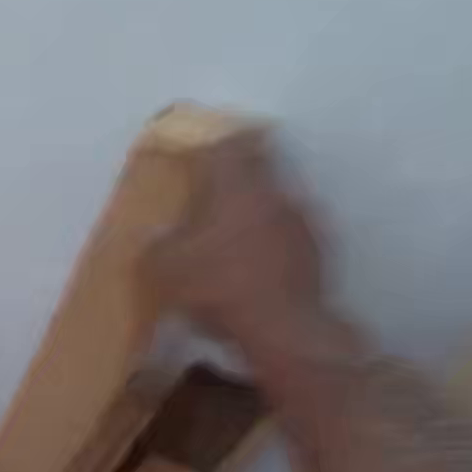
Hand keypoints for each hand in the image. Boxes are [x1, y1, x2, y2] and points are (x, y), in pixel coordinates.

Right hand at [145, 130, 330, 341]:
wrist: (282, 328)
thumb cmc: (218, 288)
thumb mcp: (164, 272)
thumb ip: (155, 248)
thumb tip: (154, 240)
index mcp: (236, 184)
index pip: (226, 144)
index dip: (208, 148)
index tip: (195, 158)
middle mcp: (275, 191)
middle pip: (254, 169)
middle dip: (231, 182)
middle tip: (209, 201)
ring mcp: (302, 220)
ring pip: (272, 203)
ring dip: (252, 216)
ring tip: (229, 243)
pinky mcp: (317, 252)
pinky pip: (286, 237)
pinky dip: (268, 247)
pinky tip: (251, 273)